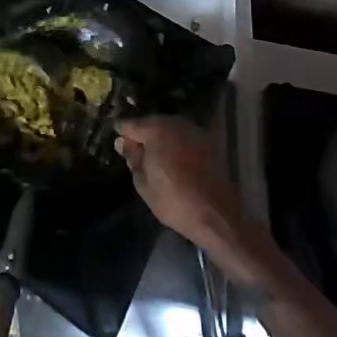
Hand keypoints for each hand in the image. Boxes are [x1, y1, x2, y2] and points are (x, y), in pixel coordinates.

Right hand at [115, 116, 244, 251]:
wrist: (217, 215)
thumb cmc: (174, 201)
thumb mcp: (143, 183)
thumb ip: (132, 158)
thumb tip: (124, 143)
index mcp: (156, 129)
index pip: (130, 124)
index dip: (122, 135)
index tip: (119, 147)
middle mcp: (176, 122)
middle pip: (151, 123)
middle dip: (143, 136)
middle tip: (137, 156)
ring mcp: (195, 130)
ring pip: (169, 129)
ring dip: (161, 140)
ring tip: (156, 160)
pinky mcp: (209, 141)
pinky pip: (184, 138)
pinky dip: (177, 145)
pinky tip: (175, 162)